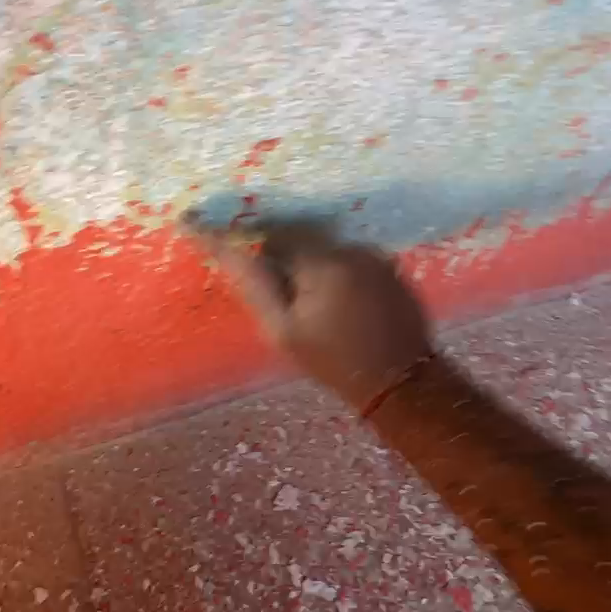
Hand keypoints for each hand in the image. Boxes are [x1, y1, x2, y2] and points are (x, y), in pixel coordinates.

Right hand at [193, 221, 435, 408]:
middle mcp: (351, 248)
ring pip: (324, 245)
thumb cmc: (334, 363)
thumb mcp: (284, 332)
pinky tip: (331, 298)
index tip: (208, 227)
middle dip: (276, 249)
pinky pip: (348, 256)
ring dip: (306, 260)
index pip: (272, 231)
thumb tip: (222, 249)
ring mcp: (376, 255)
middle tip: (264, 276)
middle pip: (299, 234)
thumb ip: (254, 285)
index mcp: (323, 263)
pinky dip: (332, 268)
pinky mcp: (390, 266)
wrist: (402, 384)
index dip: (244, 234)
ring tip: (301, 295)